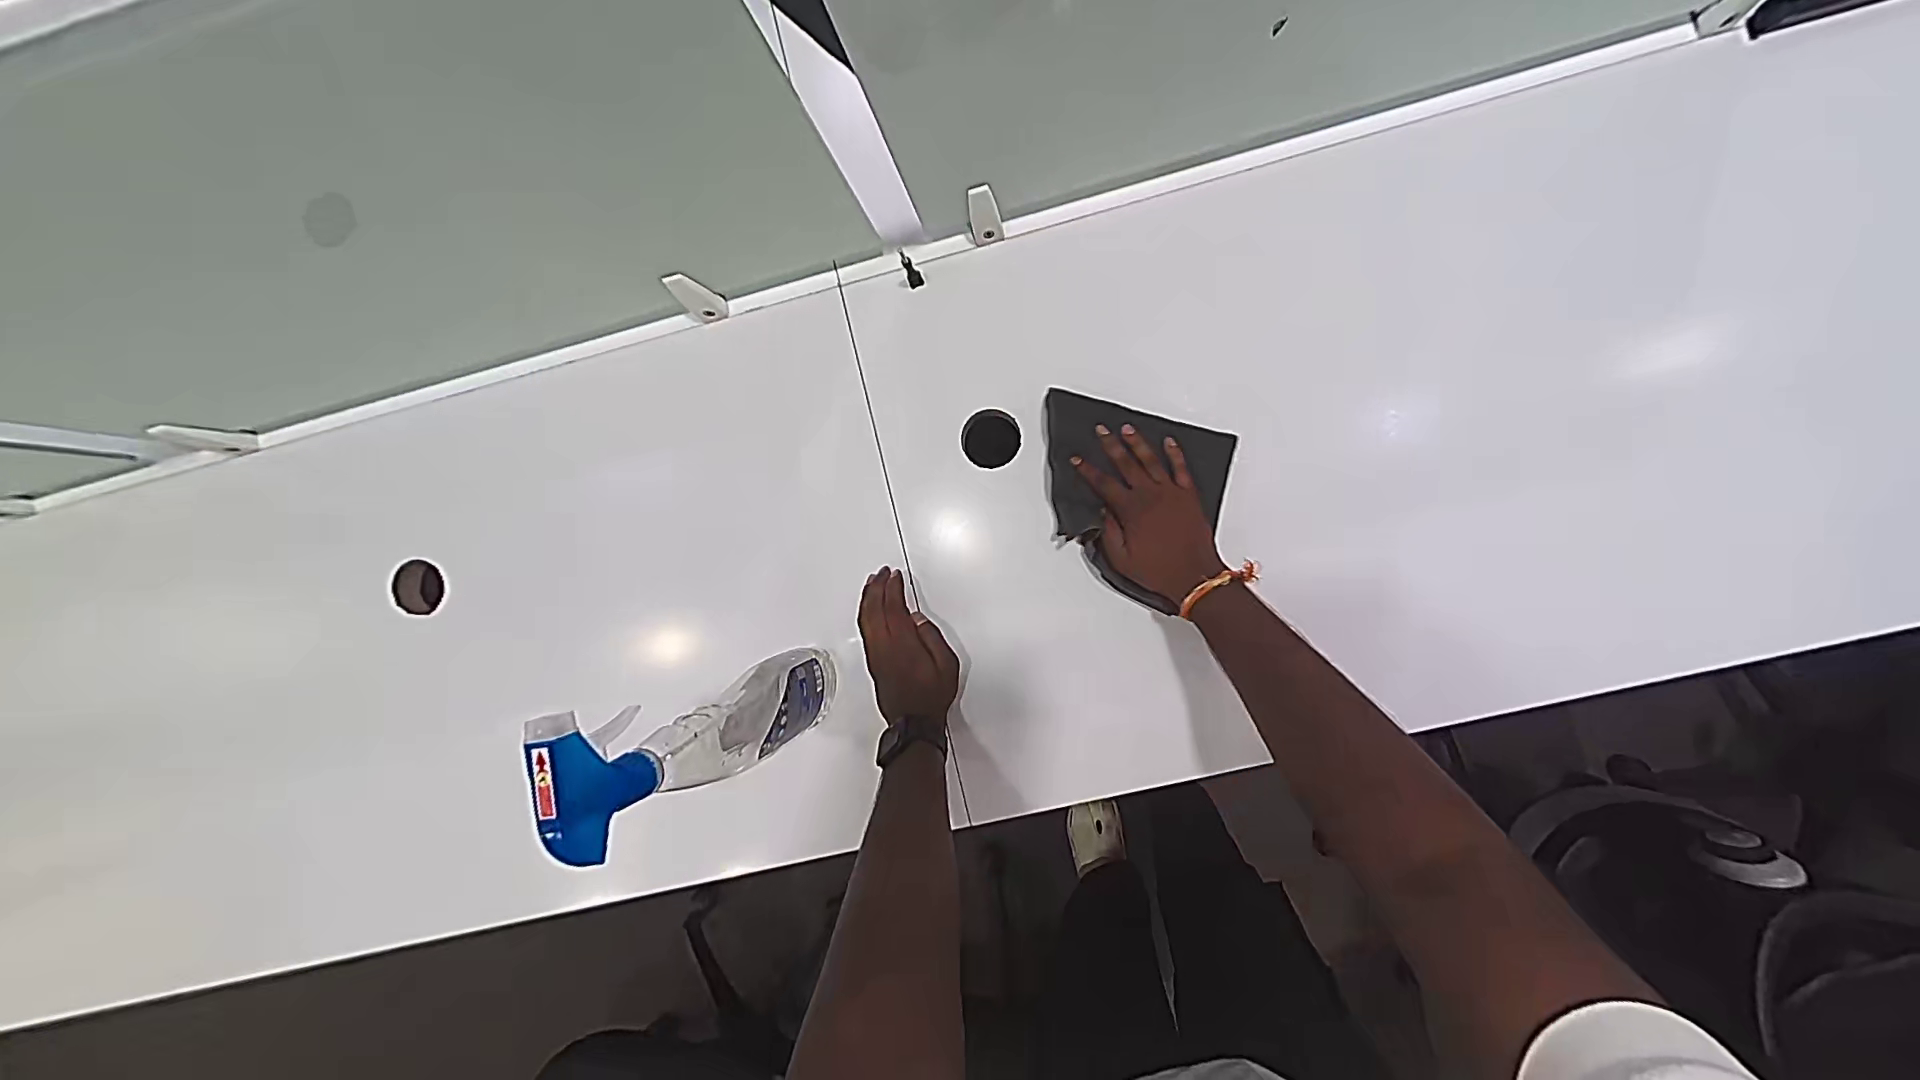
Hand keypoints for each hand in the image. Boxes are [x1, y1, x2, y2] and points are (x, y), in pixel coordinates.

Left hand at [857, 566, 960, 723]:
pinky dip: (865, 612)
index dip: (892, 588)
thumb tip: (917, 619)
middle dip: (877, 587)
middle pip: (874, 609)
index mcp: (903, 644)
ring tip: (872, 583)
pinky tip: (869, 608)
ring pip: (865, 618)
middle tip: (882, 573)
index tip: (895, 576)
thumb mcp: (946, 664)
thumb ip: (932, 638)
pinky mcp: (873, 661)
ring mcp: (876, 654)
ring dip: (868, 597)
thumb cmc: (932, 696)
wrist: (914, 722)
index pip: (893, 608)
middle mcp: (885, 647)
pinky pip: (864, 629)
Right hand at [1071, 424, 1227, 605]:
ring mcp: (1171, 493)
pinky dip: (1175, 453)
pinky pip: (1181, 468)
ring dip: (1138, 442)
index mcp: (1131, 511)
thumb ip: (1109, 533)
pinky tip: (1169, 441)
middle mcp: (1150, 496)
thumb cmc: (1159, 570)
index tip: (1078, 460)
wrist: (1194, 576)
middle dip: (1110, 445)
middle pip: (1126, 463)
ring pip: (1151, 459)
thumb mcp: (1121, 559)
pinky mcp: (1189, 495)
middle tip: (1102, 431)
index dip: (1088, 470)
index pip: (1103, 483)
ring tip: (1127, 428)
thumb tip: (1103, 513)